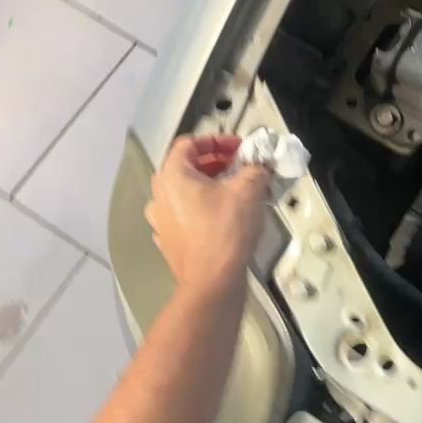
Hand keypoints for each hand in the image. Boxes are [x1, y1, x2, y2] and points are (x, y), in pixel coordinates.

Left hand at [145, 135, 271, 295]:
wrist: (212, 282)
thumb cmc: (226, 230)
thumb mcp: (249, 190)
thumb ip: (256, 168)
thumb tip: (261, 163)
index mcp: (172, 176)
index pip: (189, 143)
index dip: (216, 140)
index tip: (239, 148)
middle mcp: (159, 195)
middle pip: (185, 166)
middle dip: (214, 161)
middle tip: (239, 166)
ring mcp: (160, 220)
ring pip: (183, 191)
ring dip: (207, 185)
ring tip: (232, 190)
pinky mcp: (167, 240)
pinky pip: (183, 214)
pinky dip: (200, 208)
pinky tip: (220, 215)